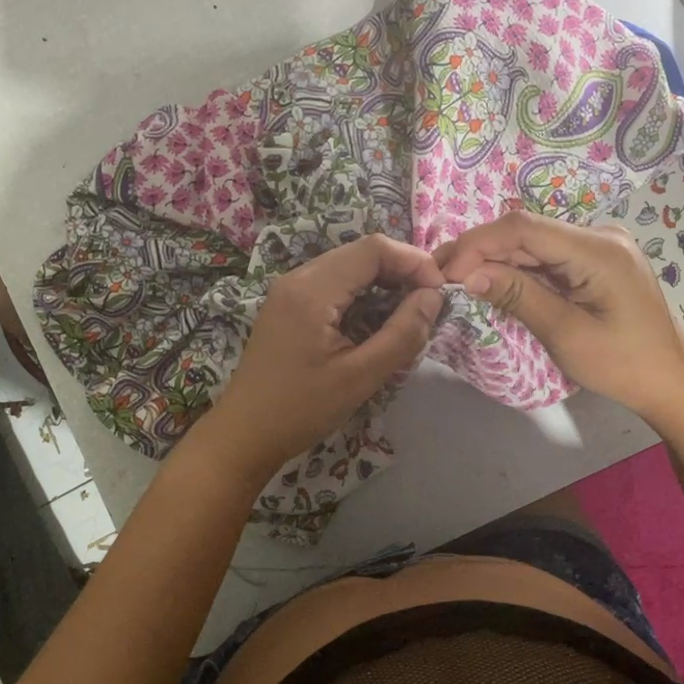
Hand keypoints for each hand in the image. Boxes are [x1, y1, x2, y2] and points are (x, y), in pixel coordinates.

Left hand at [201, 234, 445, 476]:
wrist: (244, 434)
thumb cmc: (301, 409)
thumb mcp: (360, 377)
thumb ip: (402, 334)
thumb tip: (433, 297)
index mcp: (312, 289)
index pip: (373, 249)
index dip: (414, 262)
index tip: (439, 294)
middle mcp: (297, 278)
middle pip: (360, 253)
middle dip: (401, 272)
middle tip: (429, 306)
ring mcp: (288, 291)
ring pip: (347, 268)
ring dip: (382, 283)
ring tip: (408, 316)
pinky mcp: (287, 306)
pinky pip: (332, 285)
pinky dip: (360, 295)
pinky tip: (376, 323)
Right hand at [435, 211, 683, 421]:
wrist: (673, 382)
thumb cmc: (624, 365)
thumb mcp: (566, 334)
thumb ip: (518, 297)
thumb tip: (469, 275)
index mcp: (599, 250)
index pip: (523, 229)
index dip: (478, 245)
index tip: (446, 272)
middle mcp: (600, 236)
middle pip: (526, 232)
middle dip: (479, 251)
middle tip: (438, 274)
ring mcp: (599, 247)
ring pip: (532, 243)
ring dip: (493, 259)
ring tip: (454, 277)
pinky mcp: (595, 262)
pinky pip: (546, 257)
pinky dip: (515, 268)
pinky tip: (488, 280)